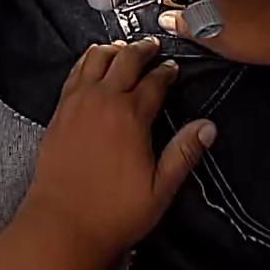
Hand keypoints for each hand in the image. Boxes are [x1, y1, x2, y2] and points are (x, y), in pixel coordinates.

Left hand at [16, 38, 215, 264]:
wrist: (63, 223)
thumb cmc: (113, 211)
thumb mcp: (159, 189)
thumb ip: (183, 153)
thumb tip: (208, 127)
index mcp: (131, 114)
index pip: (155, 81)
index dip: (167, 71)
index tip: (172, 67)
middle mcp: (104, 98)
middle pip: (126, 58)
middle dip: (143, 49)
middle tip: (152, 46)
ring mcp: (79, 99)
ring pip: (97, 57)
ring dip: (114, 48)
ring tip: (124, 48)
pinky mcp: (61, 107)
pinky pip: (76, 70)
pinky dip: (88, 59)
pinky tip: (93, 62)